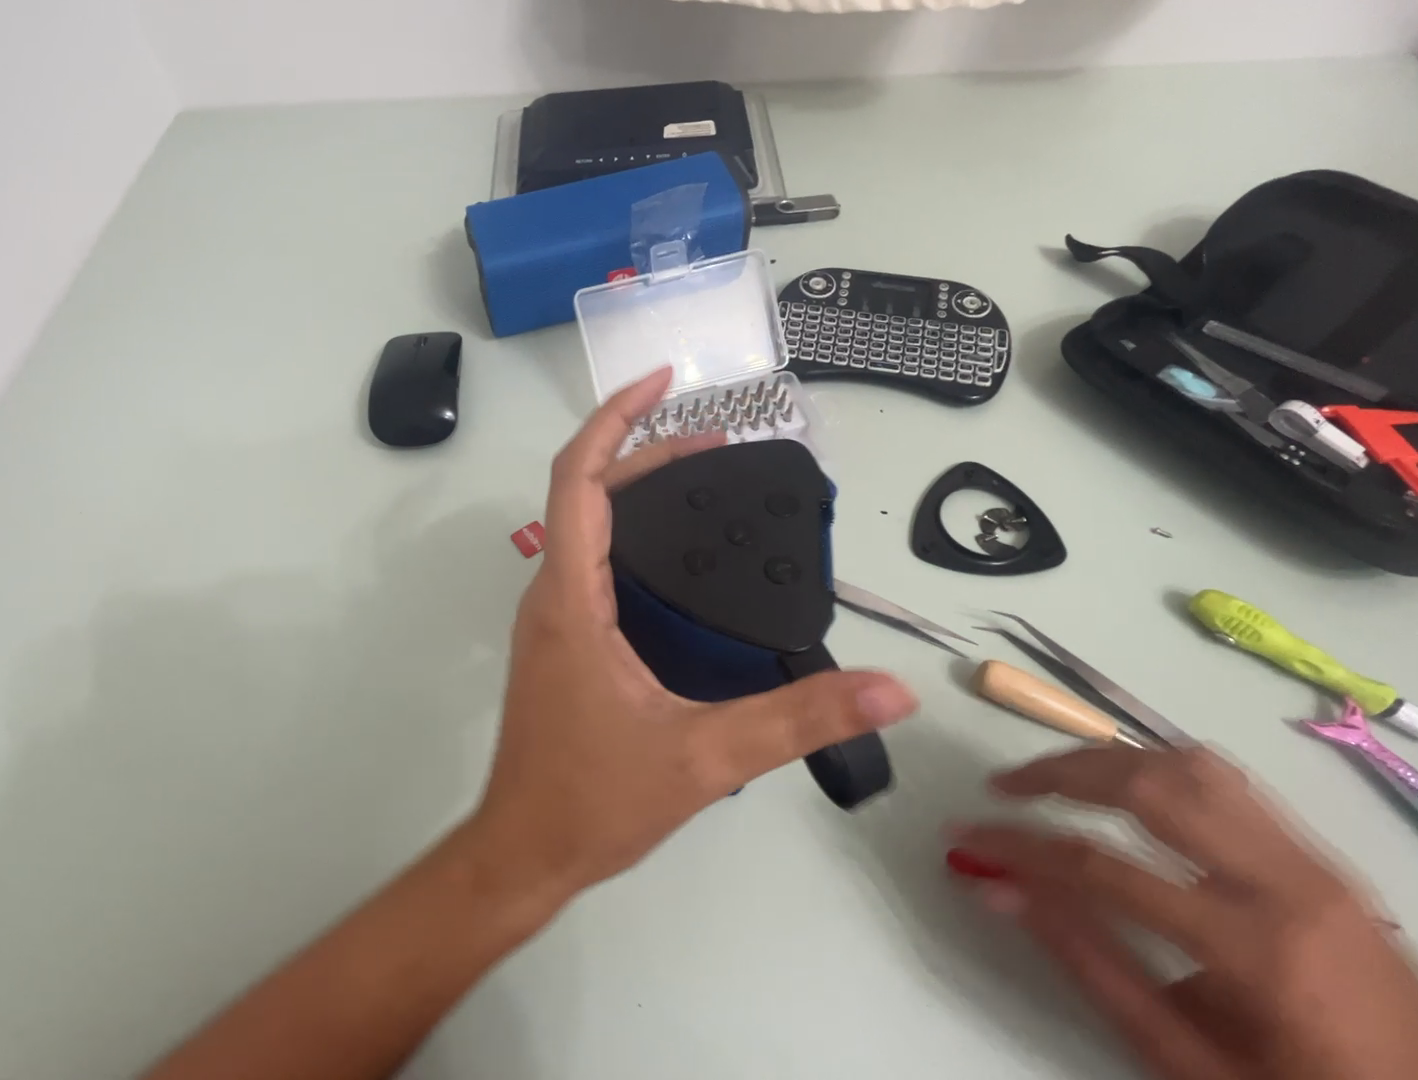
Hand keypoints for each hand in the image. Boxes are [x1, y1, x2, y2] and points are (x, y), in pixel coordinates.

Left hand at [465, 368, 917, 898]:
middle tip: (715, 441)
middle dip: (643, 451)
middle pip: (583, 493)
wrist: (527, 849)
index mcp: (572, 602)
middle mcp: (551, 597)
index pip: (576, 482)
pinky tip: (678, 559)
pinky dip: (628, 535)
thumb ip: (798, 721)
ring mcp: (551, 620)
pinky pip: (588, 562)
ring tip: (702, 480)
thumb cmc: (595, 801)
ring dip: (633, 491)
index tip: (661, 383)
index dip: (615, 421)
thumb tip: (890, 689)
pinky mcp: (559, 643)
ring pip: (582, 528)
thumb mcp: (705, 758)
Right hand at [951, 745, 1417, 1079]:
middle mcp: (1290, 884)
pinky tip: (1130, 786)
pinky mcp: (1327, 864)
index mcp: (1254, 946)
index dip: (1019, 846)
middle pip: (1150, 787)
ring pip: (1195, 767)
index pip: (1101, 866)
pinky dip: (1163, 768)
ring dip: (1112, 759)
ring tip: (1057, 775)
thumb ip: (1089, 964)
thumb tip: (999, 890)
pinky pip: (1233, 787)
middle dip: (1060, 773)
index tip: (965, 837)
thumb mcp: (1184, 1059)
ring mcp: (1317, 866)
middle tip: (1003, 786)